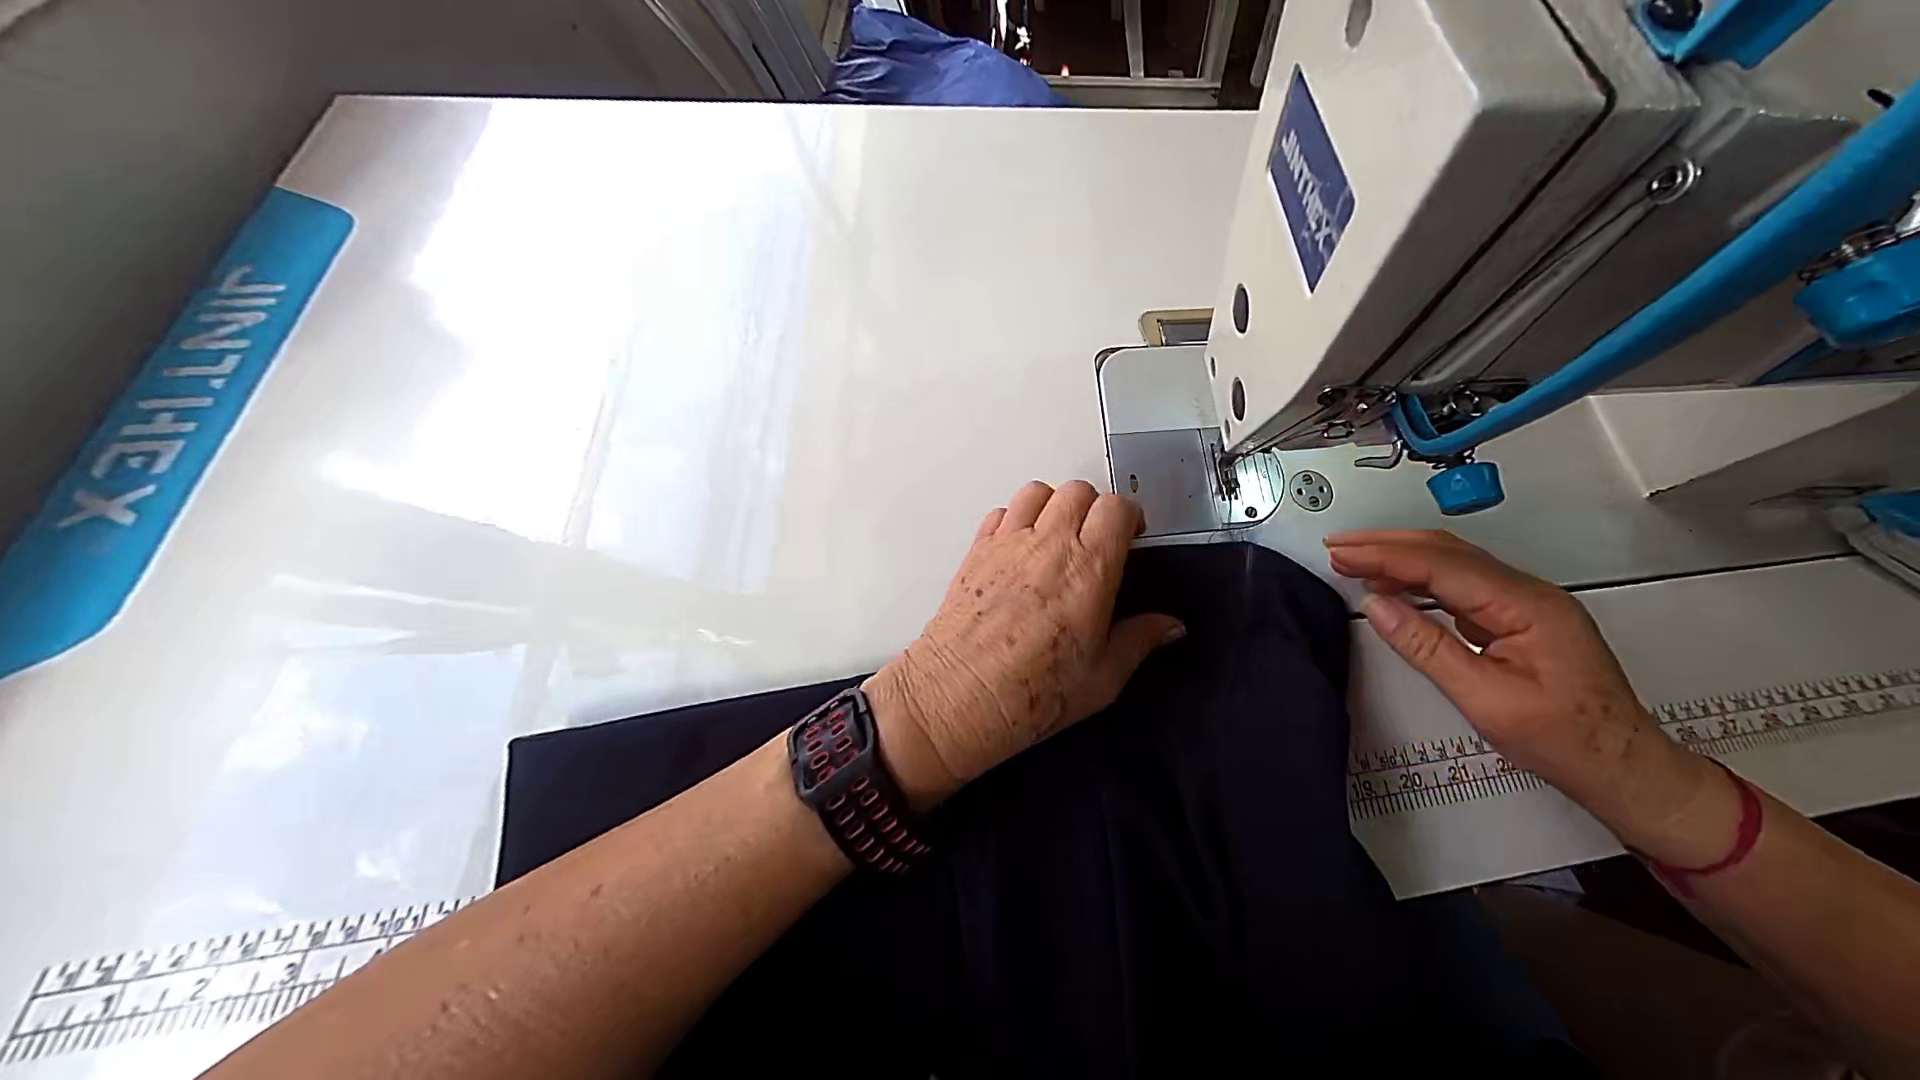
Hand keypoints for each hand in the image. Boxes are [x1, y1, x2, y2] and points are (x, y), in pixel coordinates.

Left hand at [866, 481, 1185, 807]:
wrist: (959, 697)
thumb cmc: (1030, 692)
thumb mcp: (1103, 678)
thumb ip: (1139, 641)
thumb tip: (1168, 627)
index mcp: (1089, 568)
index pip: (1117, 508)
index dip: (1130, 516)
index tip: (1131, 535)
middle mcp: (1048, 545)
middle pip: (1078, 491)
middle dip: (1094, 508)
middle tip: (1097, 537)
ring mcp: (1007, 544)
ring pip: (1037, 492)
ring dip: (1053, 506)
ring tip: (1058, 535)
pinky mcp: (976, 552)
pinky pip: (999, 513)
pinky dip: (1014, 519)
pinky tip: (1019, 548)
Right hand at [1325, 530, 1737, 863]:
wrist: (1623, 768)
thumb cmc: (1566, 739)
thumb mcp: (1485, 698)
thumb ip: (1427, 647)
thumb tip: (1377, 605)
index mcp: (1527, 606)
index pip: (1442, 566)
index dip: (1385, 555)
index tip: (1342, 553)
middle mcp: (1528, 593)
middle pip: (1446, 551)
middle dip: (1386, 544)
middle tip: (1338, 548)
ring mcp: (1522, 602)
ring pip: (1451, 561)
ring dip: (1399, 556)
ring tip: (1353, 559)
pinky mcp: (1512, 616)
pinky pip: (1457, 582)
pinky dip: (1416, 576)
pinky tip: (1391, 582)